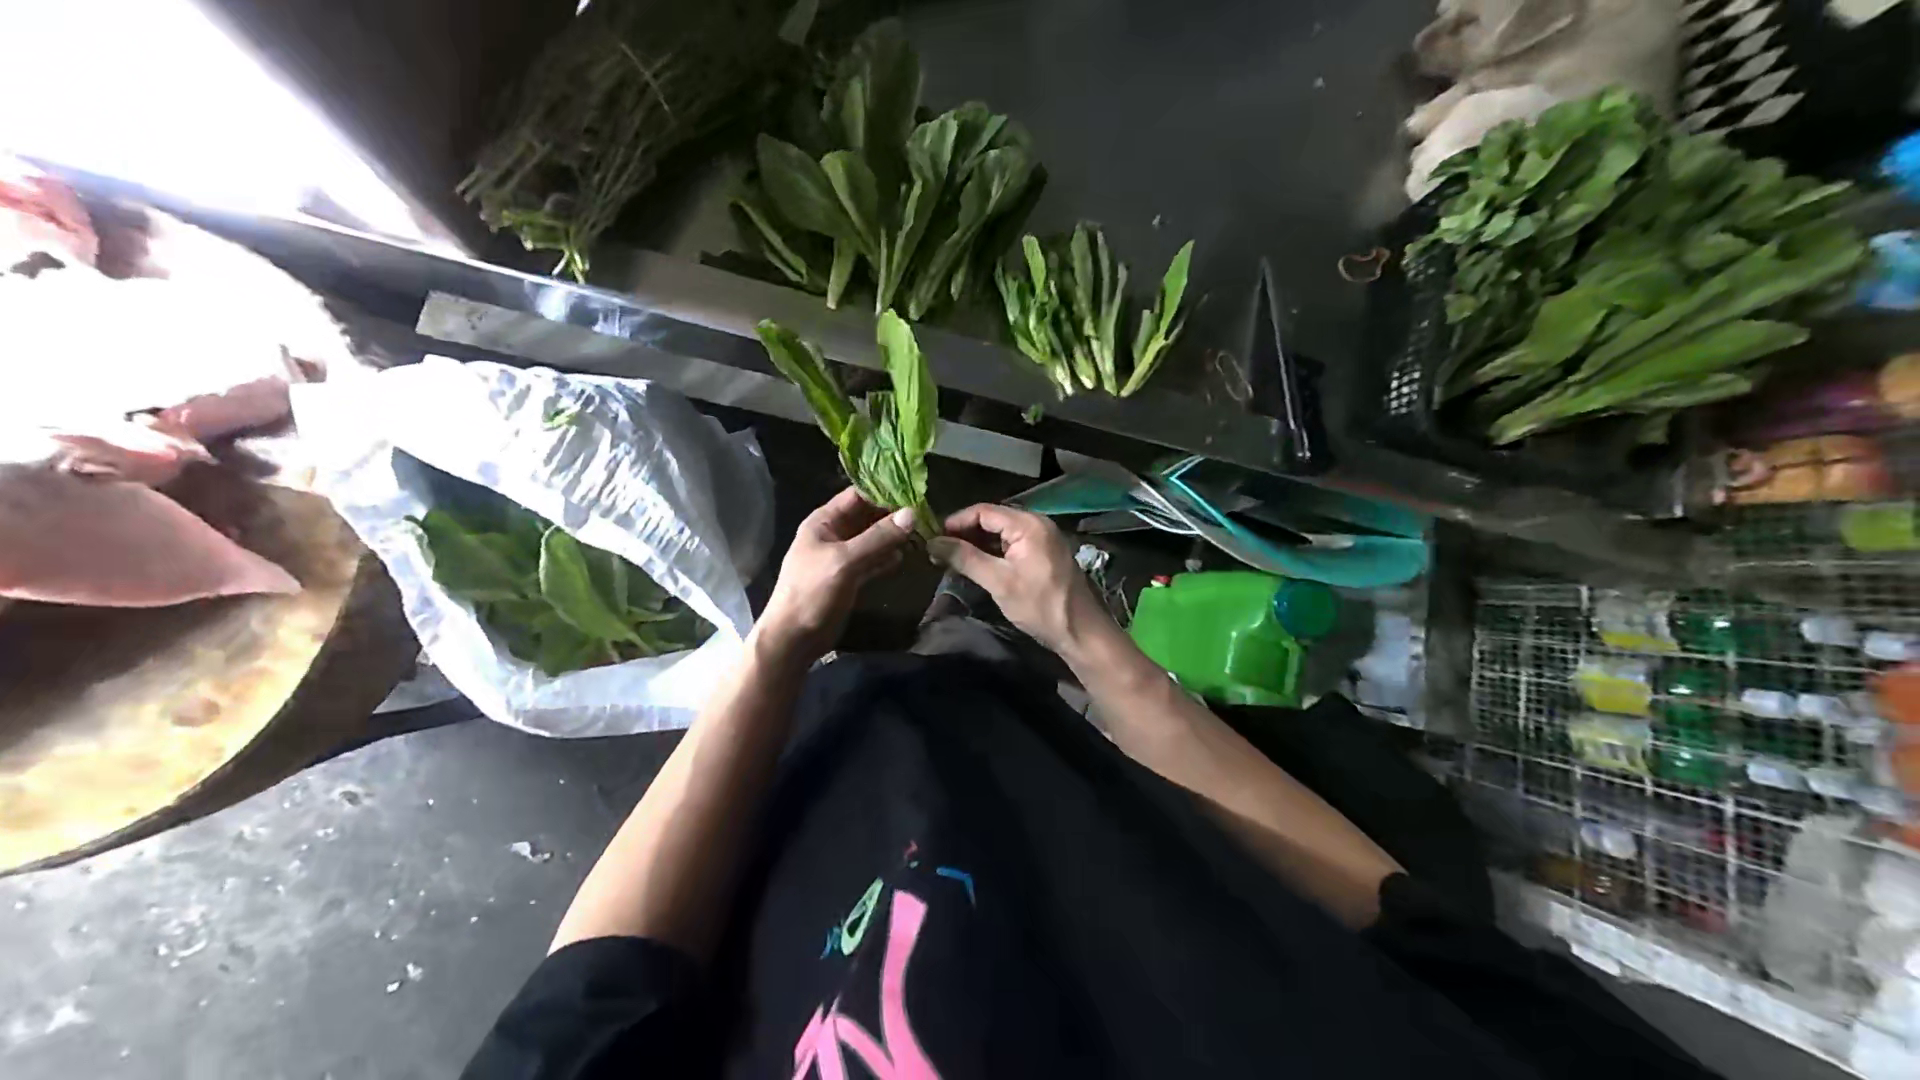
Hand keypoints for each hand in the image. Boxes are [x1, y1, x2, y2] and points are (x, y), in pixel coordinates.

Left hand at [753, 487, 916, 668]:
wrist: (794, 638)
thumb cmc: (812, 592)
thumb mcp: (845, 561)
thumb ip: (878, 537)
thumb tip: (912, 514)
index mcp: (823, 521)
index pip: (857, 495)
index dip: (884, 491)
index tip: (915, 492)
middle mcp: (833, 534)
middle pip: (867, 516)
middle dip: (893, 515)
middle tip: (925, 514)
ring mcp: (842, 556)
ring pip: (872, 539)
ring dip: (893, 537)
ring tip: (923, 533)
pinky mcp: (850, 577)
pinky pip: (872, 560)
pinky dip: (887, 557)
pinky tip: (906, 557)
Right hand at [926, 504, 1116, 657]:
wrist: (1081, 632)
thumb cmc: (1040, 605)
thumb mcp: (998, 581)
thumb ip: (965, 558)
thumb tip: (932, 542)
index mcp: (1028, 524)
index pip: (983, 511)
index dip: (956, 522)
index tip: (933, 538)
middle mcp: (1037, 524)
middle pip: (992, 519)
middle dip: (965, 532)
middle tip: (939, 550)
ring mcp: (1043, 539)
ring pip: (1001, 533)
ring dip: (977, 543)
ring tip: (952, 558)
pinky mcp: (1044, 554)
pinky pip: (1012, 544)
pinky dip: (993, 552)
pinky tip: (976, 565)